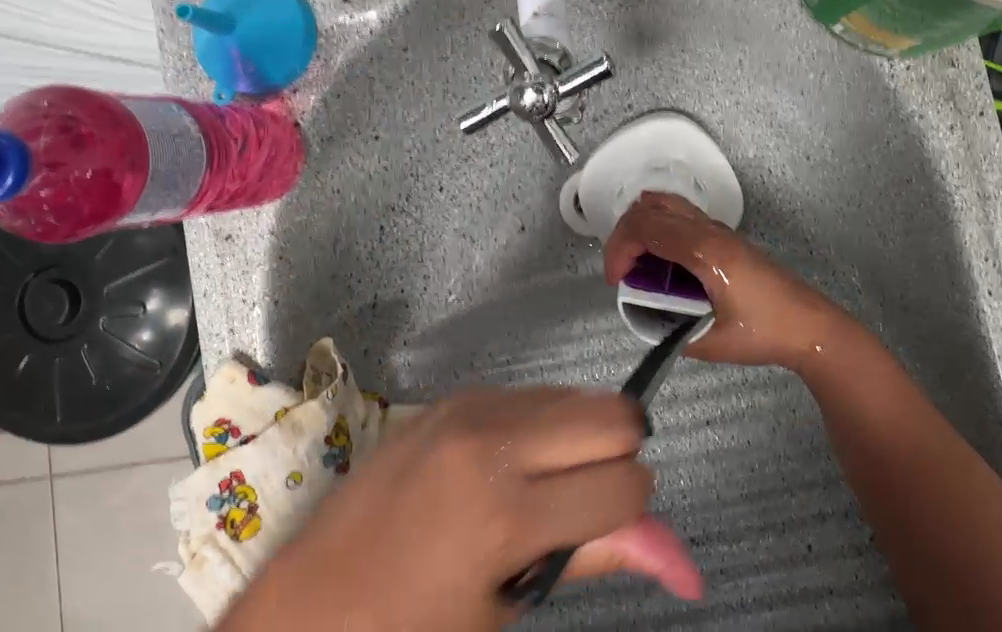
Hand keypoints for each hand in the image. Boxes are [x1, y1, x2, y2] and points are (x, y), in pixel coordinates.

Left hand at [222, 387, 702, 631]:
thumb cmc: (413, 624)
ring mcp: (471, 408)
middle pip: (616, 417)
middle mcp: (494, 440)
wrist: (314, 595)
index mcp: (507, 511)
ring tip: (542, 486)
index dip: (630, 516)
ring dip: (583, 438)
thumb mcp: (509, 605)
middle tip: (578, 506)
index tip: (597, 535)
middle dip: (617, 461)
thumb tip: (686, 569)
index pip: (628, 484)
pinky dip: (545, 424)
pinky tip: (510, 464)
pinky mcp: (455, 395)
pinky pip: (534, 393)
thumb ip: (596, 561)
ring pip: (580, 395)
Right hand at [603, 192, 855, 370]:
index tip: (615, 281)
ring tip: (637, 264)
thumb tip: (645, 320)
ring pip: (665, 204)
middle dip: (623, 235)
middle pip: (649, 207)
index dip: (618, 250)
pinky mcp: (725, 237)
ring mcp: (719, 230)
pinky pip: (681, 215)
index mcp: (703, 252)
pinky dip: (659, 228)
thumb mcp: (709, 342)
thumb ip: (669, 331)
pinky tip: (662, 263)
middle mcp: (709, 231)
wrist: (809, 327)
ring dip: (641, 227)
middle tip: (620, 271)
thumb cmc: (764, 333)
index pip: (643, 228)